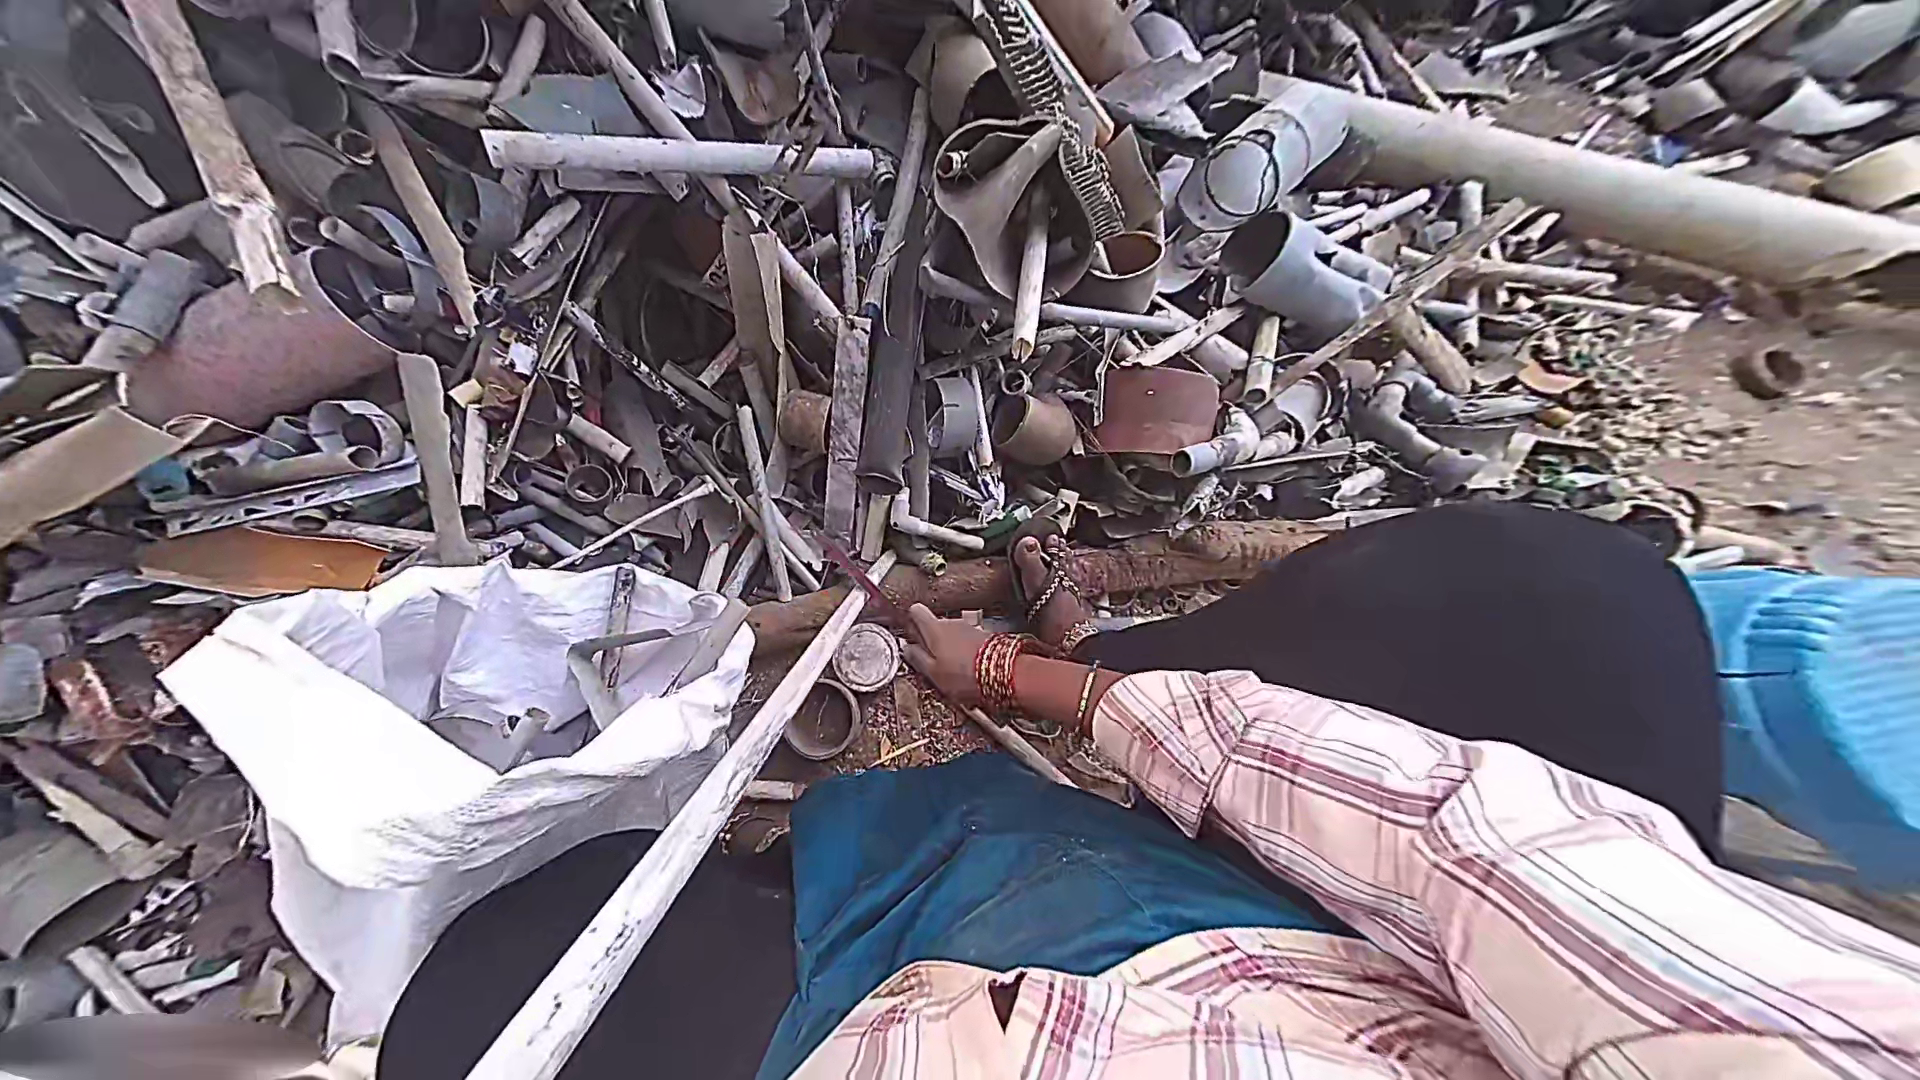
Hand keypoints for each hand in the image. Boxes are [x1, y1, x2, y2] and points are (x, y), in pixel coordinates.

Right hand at [901, 604, 991, 707]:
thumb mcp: (933, 673)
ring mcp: (970, 628)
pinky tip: (967, 670)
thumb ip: (917, 658)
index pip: (916, 611)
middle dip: (931, 641)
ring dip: (949, 648)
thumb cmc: (967, 676)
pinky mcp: (984, 636)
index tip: (910, 637)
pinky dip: (964, 652)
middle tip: (930, 663)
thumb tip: (907, 649)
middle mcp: (952, 623)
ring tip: (952, 671)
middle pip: (934, 624)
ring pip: (951, 634)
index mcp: (935, 629)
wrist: (1005, 675)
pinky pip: (966, 641)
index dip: (911, 622)